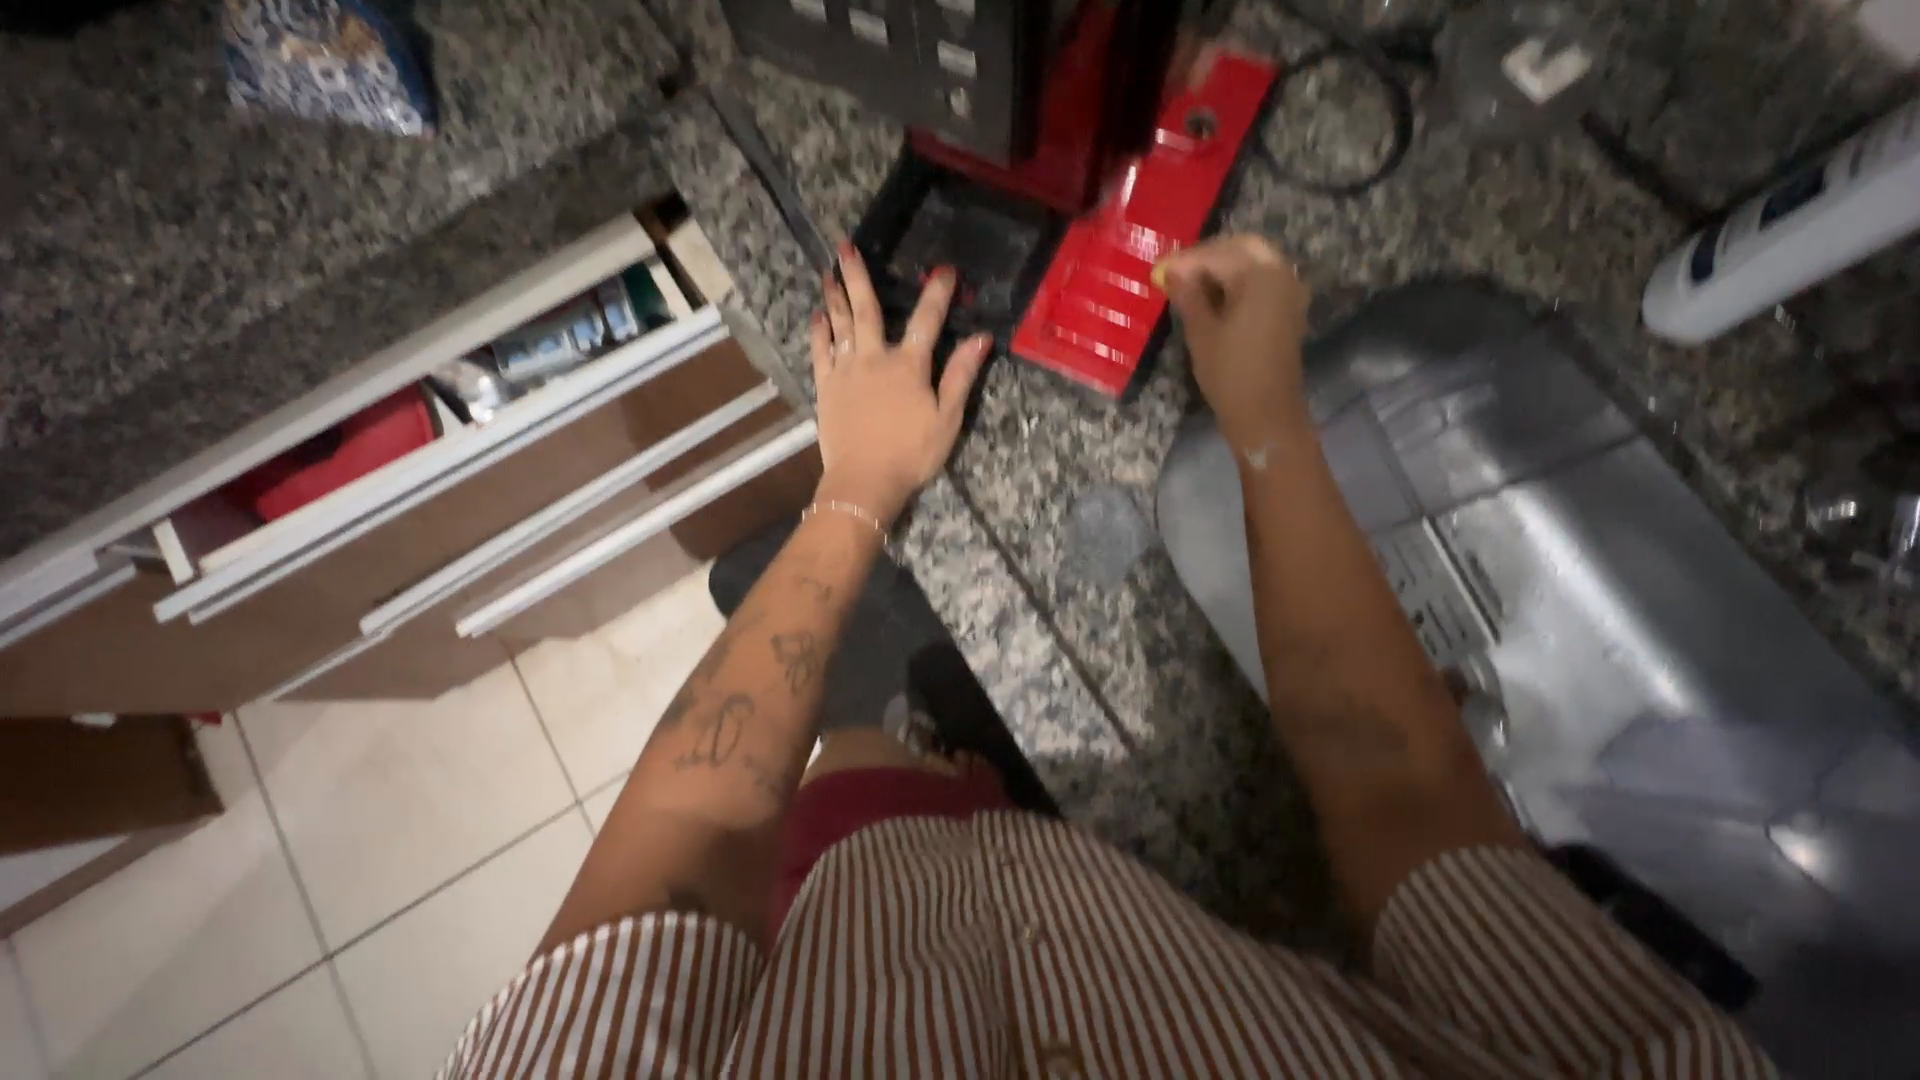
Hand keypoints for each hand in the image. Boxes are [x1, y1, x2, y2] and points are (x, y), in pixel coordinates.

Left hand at [810, 242, 992, 523]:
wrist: (864, 481)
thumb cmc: (912, 454)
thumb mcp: (947, 418)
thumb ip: (960, 376)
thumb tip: (980, 339)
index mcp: (908, 366)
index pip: (927, 320)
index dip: (937, 293)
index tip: (944, 268)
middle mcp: (874, 359)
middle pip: (866, 309)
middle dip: (857, 275)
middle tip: (845, 246)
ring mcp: (846, 372)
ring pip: (839, 325)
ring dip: (834, 296)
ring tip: (828, 272)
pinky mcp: (826, 388)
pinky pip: (821, 353)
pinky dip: (819, 332)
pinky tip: (818, 316)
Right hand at [1155, 235, 1312, 448]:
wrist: (1266, 414)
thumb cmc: (1230, 374)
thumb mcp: (1202, 332)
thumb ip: (1188, 296)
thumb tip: (1173, 273)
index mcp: (1260, 277)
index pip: (1218, 254)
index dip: (1185, 260)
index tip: (1158, 270)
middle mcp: (1281, 275)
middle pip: (1243, 248)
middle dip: (1208, 256)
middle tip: (1177, 272)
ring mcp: (1289, 293)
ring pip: (1254, 263)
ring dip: (1223, 268)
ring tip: (1190, 285)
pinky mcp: (1288, 310)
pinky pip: (1262, 282)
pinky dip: (1238, 282)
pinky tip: (1213, 298)